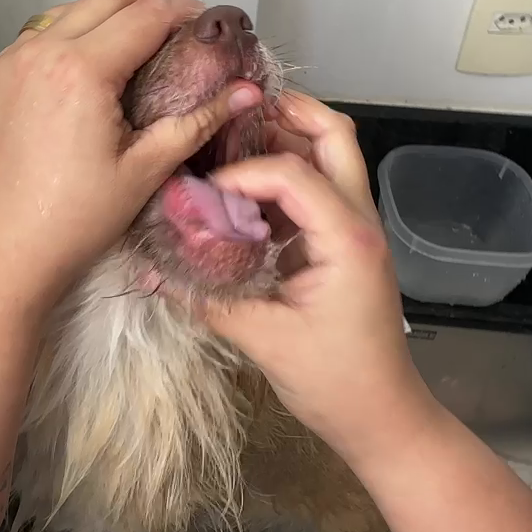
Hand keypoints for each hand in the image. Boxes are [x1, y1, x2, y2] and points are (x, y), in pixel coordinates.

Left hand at [0, 0, 261, 300]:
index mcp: (81, 69)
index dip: (182, 12)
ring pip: (66, 13)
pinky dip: (66, 38)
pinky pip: (33, 40)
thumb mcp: (145, 170)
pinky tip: (83, 70)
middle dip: (149, 1)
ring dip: (105, 15)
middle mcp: (38, 52)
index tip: (205, 24)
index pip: (145, 14)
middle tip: (177, 27)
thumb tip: (247, 92)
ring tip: (134, 44)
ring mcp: (5, 64)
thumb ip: (198, 121)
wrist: (2, 255)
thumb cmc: (77, 220)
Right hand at [196, 94, 435, 462]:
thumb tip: (147, 273)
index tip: (201, 195)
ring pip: (331, 156)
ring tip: (234, 143)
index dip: (240, 173)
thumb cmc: (333, 383)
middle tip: (238, 112)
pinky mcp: (346, 243)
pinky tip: (245, 193)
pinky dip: (285, 178)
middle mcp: (359, 219)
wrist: (384, 419)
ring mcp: (357, 229)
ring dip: (286, 141)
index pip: (290, 173)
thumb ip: (204, 298)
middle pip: (334, 136)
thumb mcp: (262, 339)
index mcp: (345, 237)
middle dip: (288, 114)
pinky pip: (320, 189)